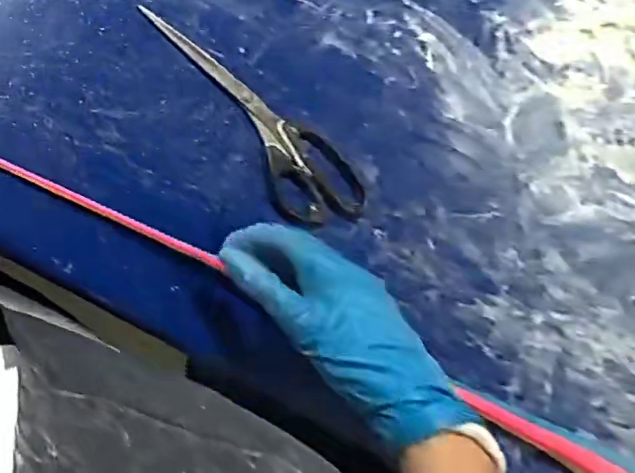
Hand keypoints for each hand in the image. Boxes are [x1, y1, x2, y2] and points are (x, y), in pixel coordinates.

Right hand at [221, 224, 479, 460]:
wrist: (410, 400)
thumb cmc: (347, 355)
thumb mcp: (298, 323)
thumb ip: (262, 286)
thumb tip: (227, 255)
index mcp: (325, 262)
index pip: (279, 234)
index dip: (248, 237)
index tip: (224, 251)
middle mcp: (343, 264)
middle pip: (295, 244)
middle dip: (262, 249)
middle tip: (237, 266)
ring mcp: (360, 283)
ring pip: (311, 260)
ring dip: (281, 264)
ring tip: (260, 281)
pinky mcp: (368, 303)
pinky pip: (325, 276)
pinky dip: (300, 278)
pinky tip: (295, 298)